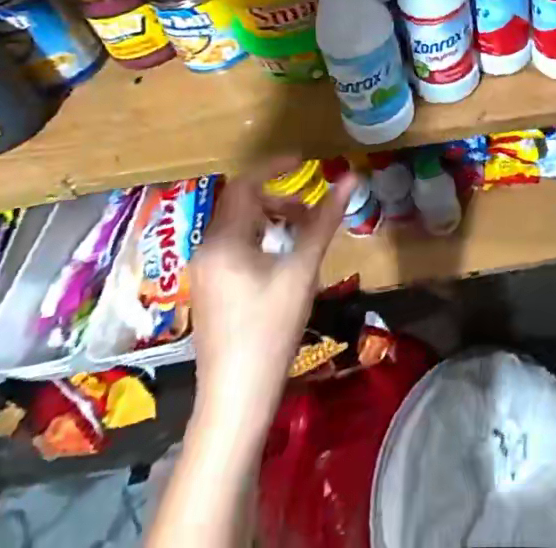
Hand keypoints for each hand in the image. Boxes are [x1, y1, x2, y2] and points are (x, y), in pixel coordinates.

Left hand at [189, 159, 353, 425]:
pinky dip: (262, 240)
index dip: (274, 167)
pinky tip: (285, 262)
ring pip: (239, 228)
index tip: (305, 160)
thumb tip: (350, 178)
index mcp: (223, 240)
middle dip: (278, 198)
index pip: (245, 185)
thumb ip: (323, 221)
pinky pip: (235, 248)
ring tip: (304, 234)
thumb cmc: (270, 327)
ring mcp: (205, 273)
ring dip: (272, 220)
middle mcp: (206, 250)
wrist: (237, 394)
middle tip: (312, 209)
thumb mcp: (302, 269)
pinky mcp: (211, 291)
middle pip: (241, 205)